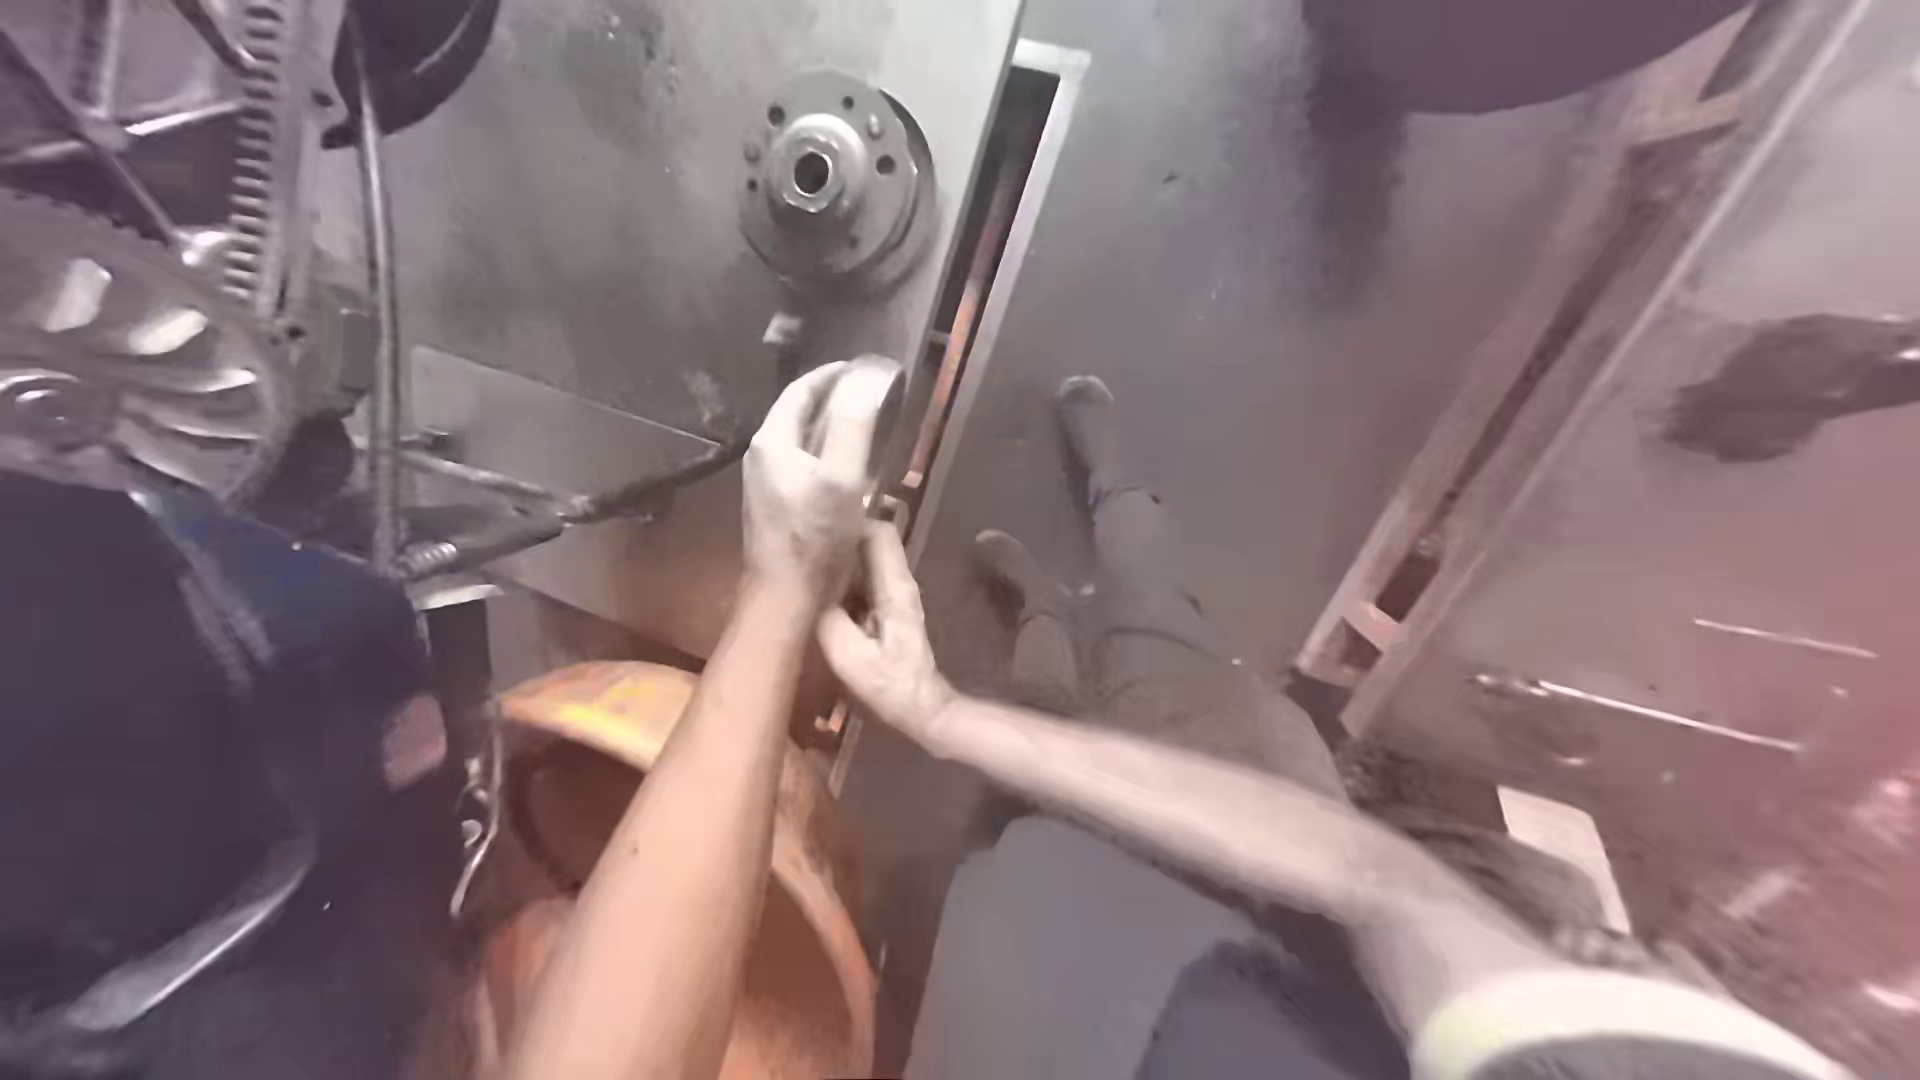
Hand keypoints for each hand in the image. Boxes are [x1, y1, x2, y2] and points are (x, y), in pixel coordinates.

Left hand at [743, 361, 888, 606]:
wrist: (786, 598)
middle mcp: (763, 457)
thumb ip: (853, 425)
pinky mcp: (777, 506)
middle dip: (834, 400)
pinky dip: (828, 455)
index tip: (863, 369)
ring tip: (866, 426)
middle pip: (800, 414)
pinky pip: (804, 465)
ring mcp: (767, 483)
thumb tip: (866, 379)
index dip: (832, 375)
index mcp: (773, 442)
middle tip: (870, 396)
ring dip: (832, 428)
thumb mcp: (842, 478)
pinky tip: (851, 468)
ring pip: (802, 441)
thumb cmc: (815, 538)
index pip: (801, 391)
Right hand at [818, 522, 957, 739]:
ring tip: (805, 568)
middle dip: (838, 542)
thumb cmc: (889, 685)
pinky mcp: (888, 609)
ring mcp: (895, 595)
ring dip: (839, 563)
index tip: (817, 530)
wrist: (919, 709)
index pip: (879, 533)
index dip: (849, 525)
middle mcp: (899, 583)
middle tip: (803, 549)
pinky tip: (819, 594)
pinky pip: (863, 582)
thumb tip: (811, 593)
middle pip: (870, 543)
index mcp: (894, 587)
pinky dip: (842, 582)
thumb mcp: (851, 657)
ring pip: (866, 562)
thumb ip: (830, 620)